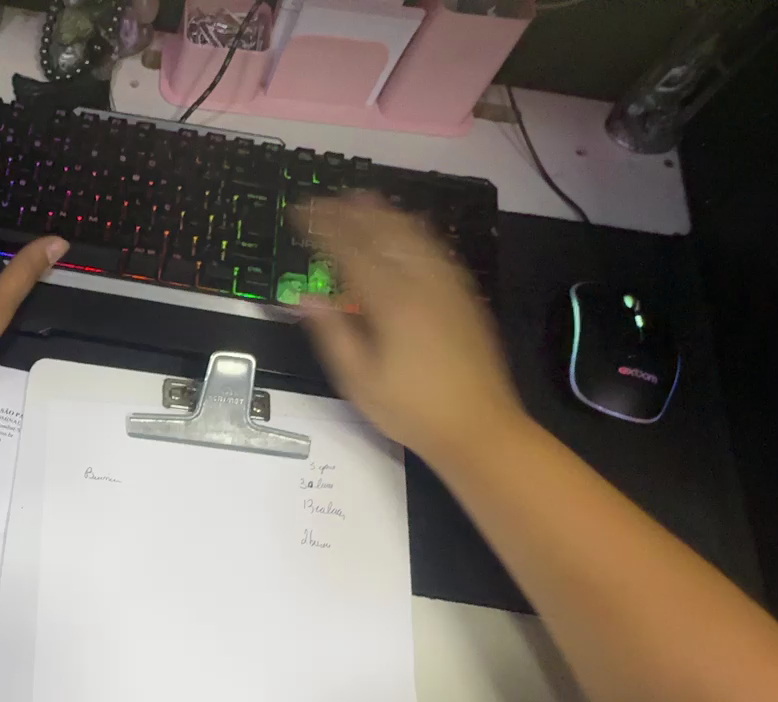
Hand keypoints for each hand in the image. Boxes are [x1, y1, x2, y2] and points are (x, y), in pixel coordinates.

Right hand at [296, 196, 526, 463]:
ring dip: (384, 214)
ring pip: (414, 235)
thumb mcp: (358, 379)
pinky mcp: (463, 296)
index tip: (301, 213)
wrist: (476, 425)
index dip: (323, 228)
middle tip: (325, 201)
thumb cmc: (410, 409)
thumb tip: (306, 298)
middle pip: (384, 233)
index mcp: (391, 302)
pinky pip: (434, 249)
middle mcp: (422, 283)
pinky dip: (412, 232)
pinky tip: (404, 232)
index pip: (351, 251)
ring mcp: (448, 286)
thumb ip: (332, 333)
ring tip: (361, 201)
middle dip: (352, 212)